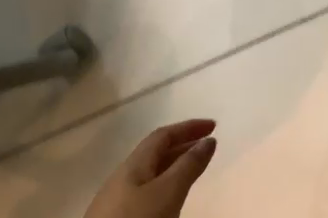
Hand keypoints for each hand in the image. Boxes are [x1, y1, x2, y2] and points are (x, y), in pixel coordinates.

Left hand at [84, 119, 218, 217]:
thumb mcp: (169, 191)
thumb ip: (189, 165)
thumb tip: (208, 140)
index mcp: (131, 166)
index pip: (161, 135)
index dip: (188, 127)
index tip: (214, 126)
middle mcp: (119, 179)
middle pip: (154, 154)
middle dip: (183, 146)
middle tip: (207, 146)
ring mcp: (113, 202)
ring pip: (148, 175)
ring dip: (173, 167)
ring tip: (193, 171)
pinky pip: (142, 193)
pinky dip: (162, 186)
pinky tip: (169, 199)